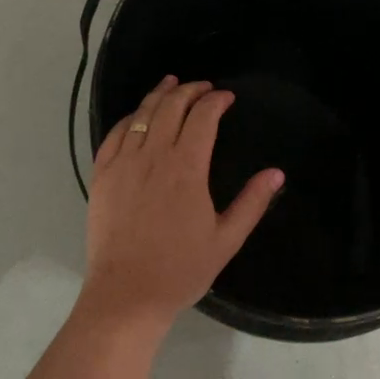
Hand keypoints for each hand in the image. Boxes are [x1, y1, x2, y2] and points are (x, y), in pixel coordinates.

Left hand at [78, 77, 284, 330]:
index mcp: (187, 167)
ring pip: (143, 114)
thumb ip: (252, 203)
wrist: (126, 295)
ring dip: (160, 94)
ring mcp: (124, 163)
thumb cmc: (180, 269)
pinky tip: (138, 115)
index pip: (203, 116)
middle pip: (172, 106)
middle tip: (203, 87)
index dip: (216, 100)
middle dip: (190, 90)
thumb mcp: (226, 240)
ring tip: (171, 83)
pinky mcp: (103, 174)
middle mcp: (155, 155)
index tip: (226, 97)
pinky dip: (130, 118)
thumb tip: (277, 173)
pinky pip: (115, 134)